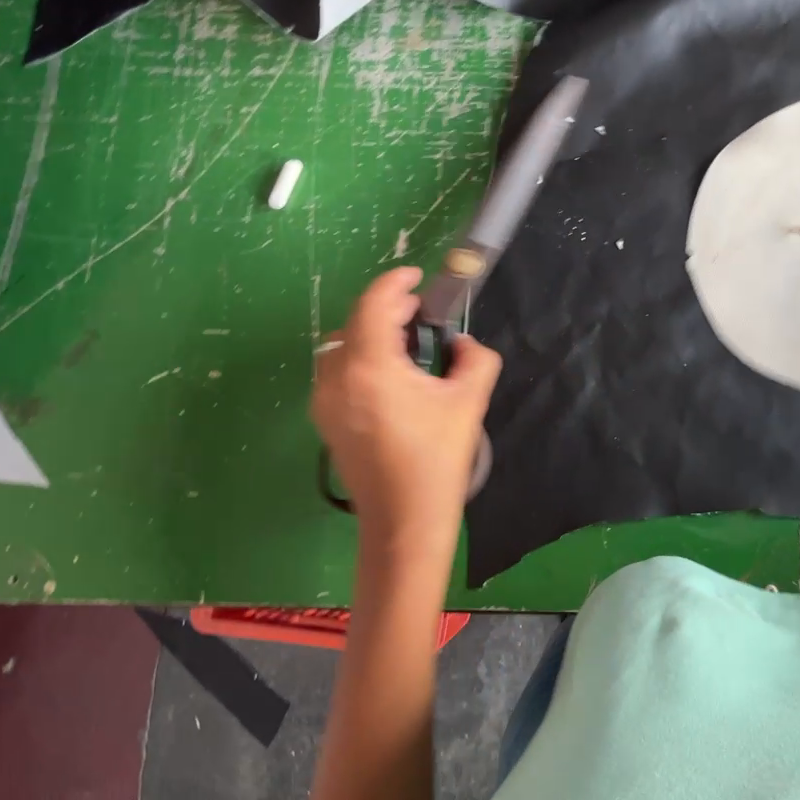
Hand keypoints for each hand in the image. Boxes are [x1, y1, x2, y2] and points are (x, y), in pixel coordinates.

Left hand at [311, 267, 502, 552]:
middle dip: (386, 309)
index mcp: (370, 368)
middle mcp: (337, 379)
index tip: (417, 277)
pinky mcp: (325, 421)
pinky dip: (360, 358)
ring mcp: (325, 402)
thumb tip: (461, 344)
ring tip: (405, 343)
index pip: (373, 305)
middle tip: (420, 313)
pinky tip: (390, 376)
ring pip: (341, 347)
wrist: (404, 521)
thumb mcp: (470, 401)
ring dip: (370, 333)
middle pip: (355, 323)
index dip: (394, 283)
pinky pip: (337, 372)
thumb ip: (475, 358)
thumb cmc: (438, 458)